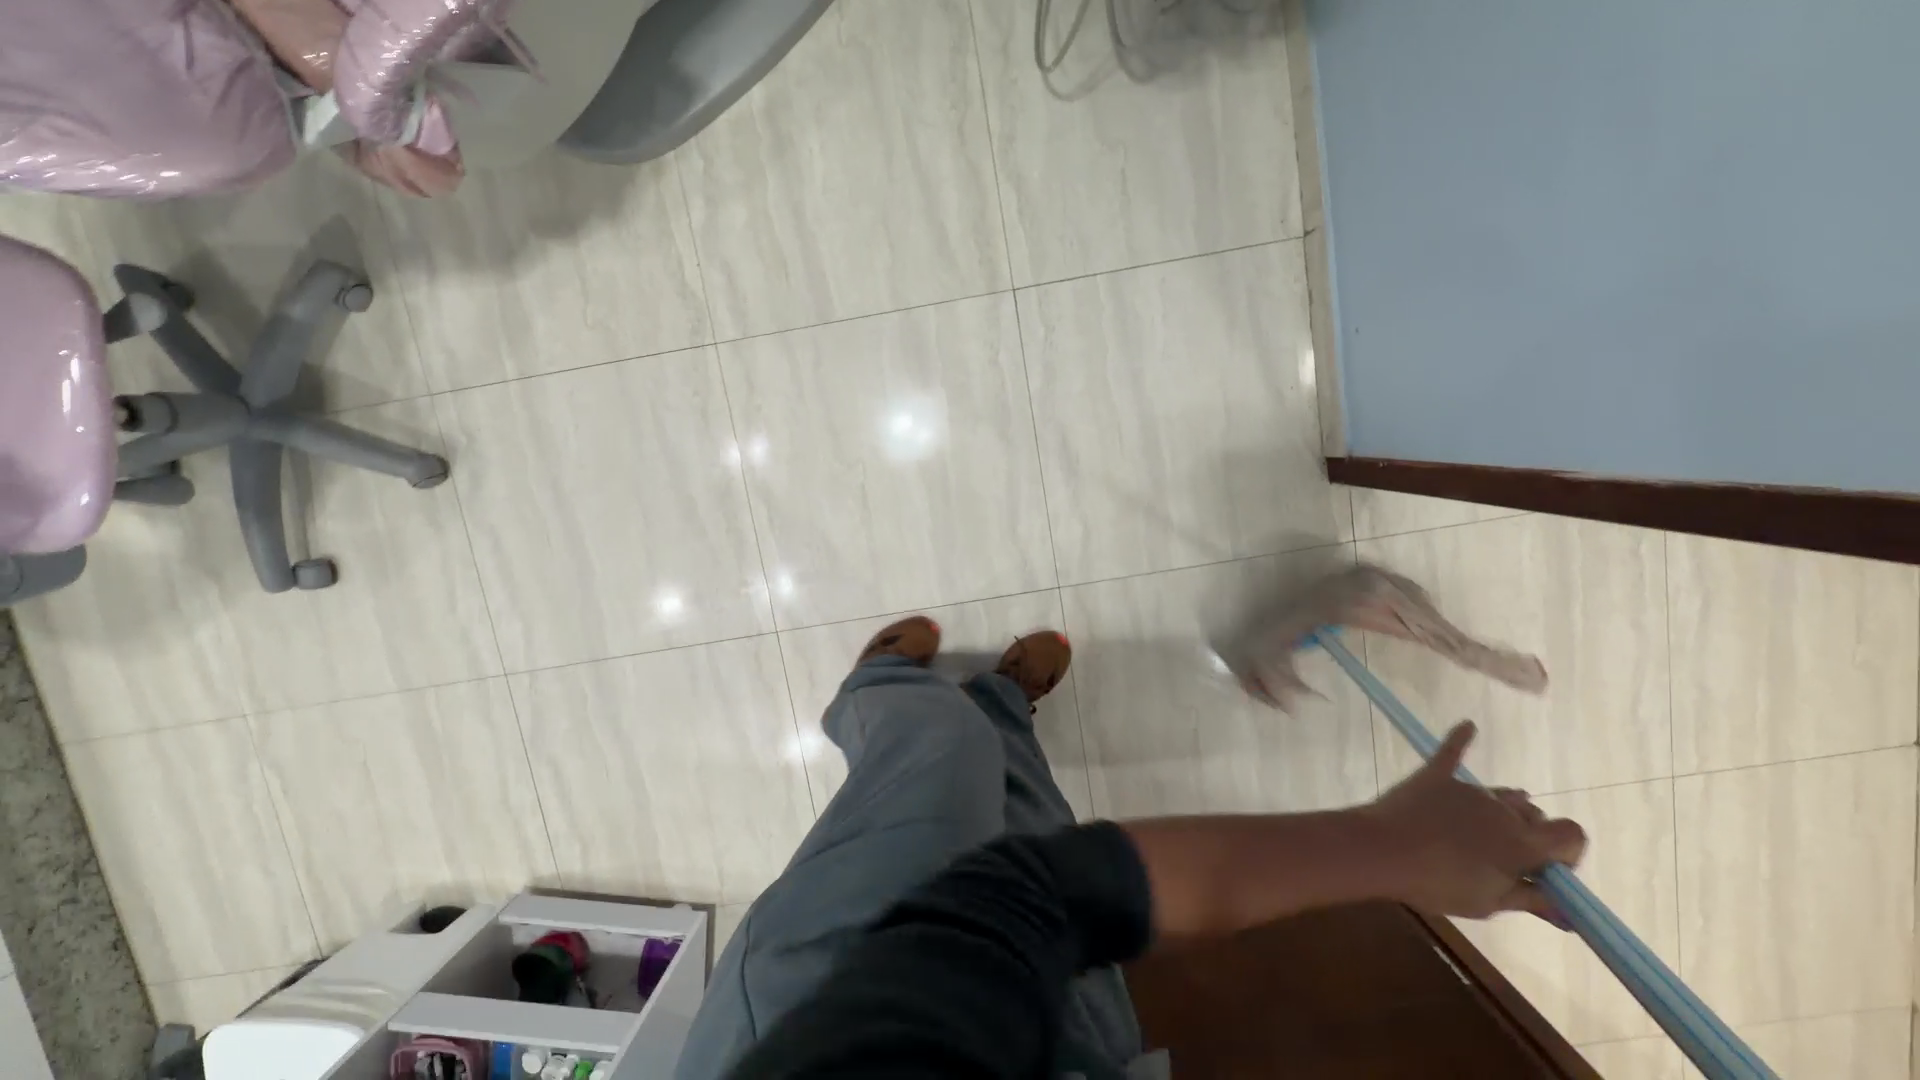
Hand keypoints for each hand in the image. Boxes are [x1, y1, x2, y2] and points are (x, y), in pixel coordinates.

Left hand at [1363, 721, 1586, 920]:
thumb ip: (1531, 900)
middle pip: (1534, 816)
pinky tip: (1468, 725)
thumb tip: (1568, 913)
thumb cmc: (1437, 883)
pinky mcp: (1436, 776)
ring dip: (1500, 810)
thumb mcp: (1489, 903)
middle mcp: (1503, 810)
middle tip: (1500, 858)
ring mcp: (1468, 789)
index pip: (1571, 834)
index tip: (1544, 870)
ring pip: (1501, 795)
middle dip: (1529, 836)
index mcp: (1523, 843)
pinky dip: (1461, 738)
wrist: (1382, 850)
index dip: (1565, 852)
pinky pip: (1451, 751)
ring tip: (1479, 829)